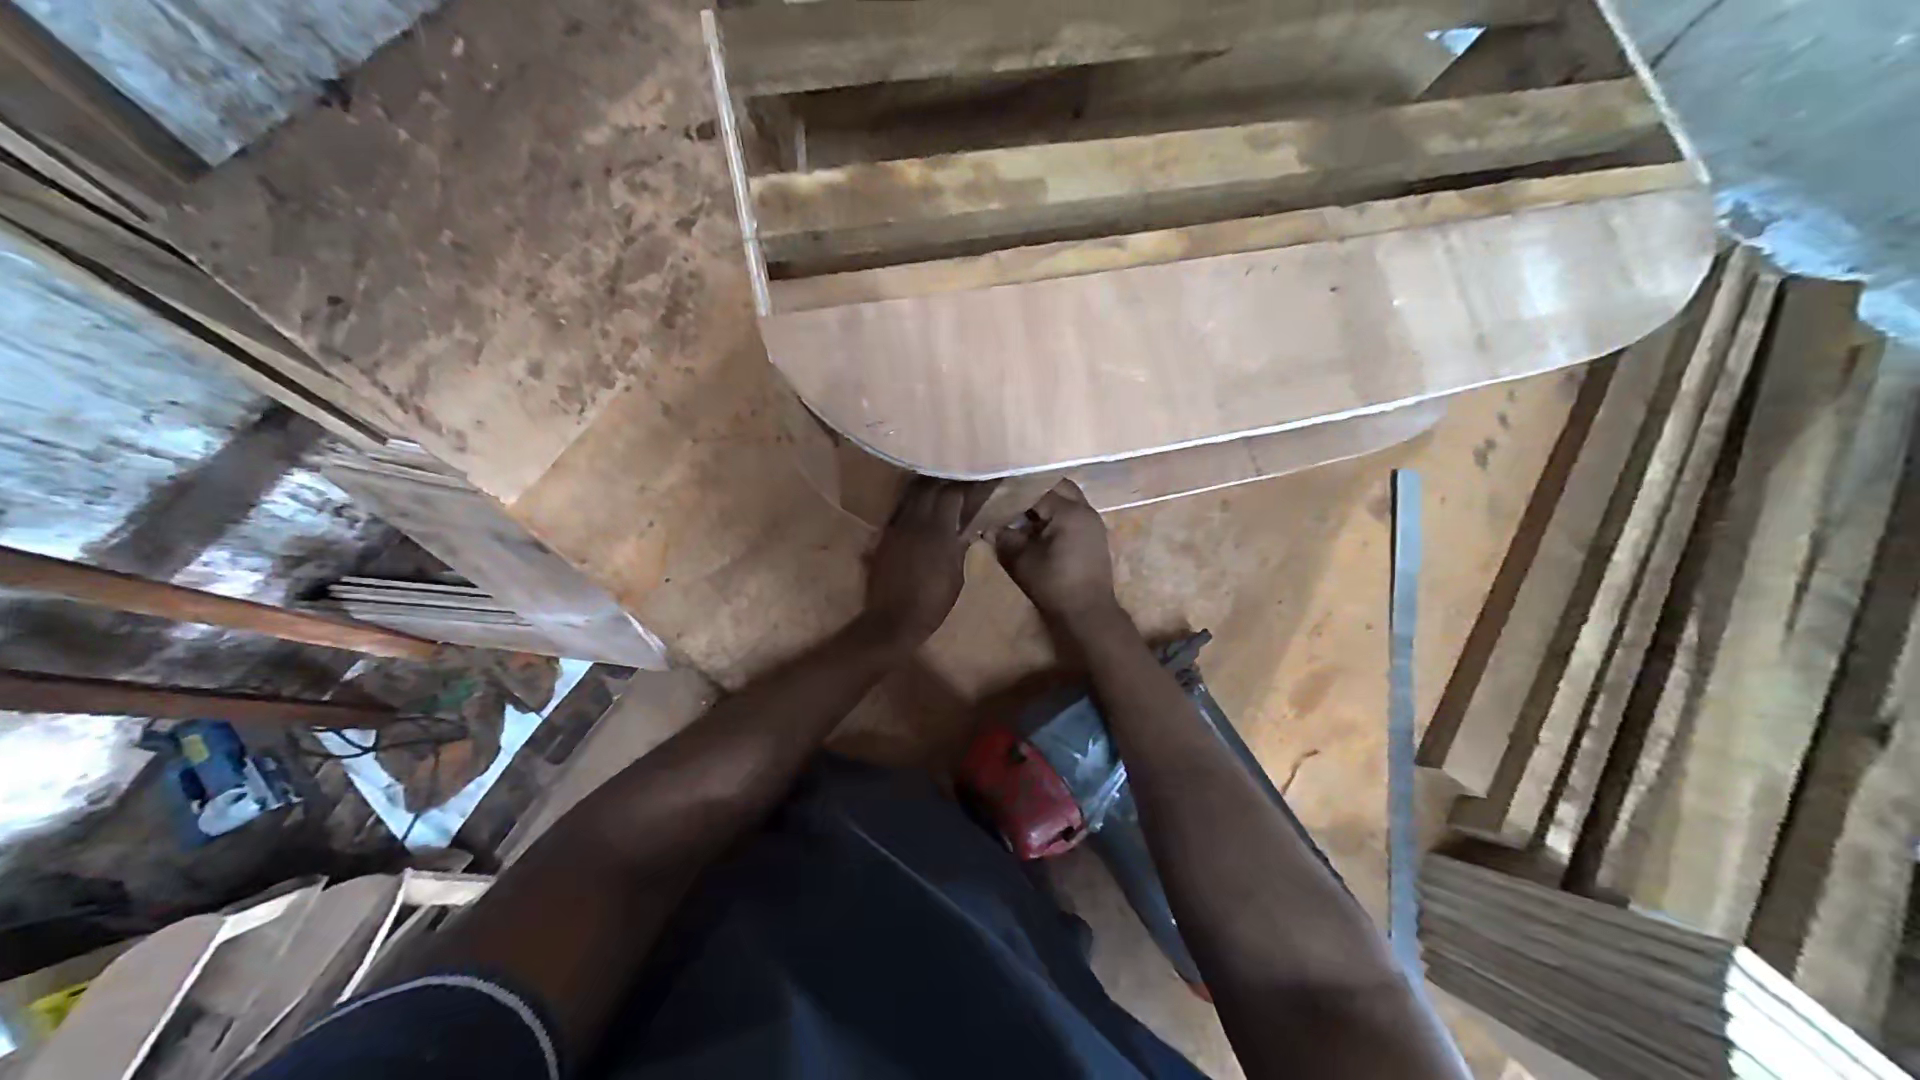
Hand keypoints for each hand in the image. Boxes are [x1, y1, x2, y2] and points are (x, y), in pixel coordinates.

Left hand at [863, 479, 970, 642]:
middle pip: (930, 486)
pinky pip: (901, 511)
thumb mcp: (956, 576)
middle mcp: (915, 521)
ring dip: (927, 487)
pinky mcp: (885, 537)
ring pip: (912, 495)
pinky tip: (921, 507)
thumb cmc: (932, 602)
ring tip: (941, 485)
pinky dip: (913, 503)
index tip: (979, 478)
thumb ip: (960, 548)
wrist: (893, 620)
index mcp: (938, 529)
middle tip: (960, 478)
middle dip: (946, 479)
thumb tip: (965, 530)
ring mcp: (897, 527)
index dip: (967, 484)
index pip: (953, 493)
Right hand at [992, 481, 1121, 628]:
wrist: (1088, 614)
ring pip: (1068, 499)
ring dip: (1047, 503)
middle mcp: (1085, 510)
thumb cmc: (1054, 584)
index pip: (1038, 488)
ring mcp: (1094, 523)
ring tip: (1022, 515)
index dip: (1015, 492)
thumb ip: (1005, 538)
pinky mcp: (1095, 537)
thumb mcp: (1022, 561)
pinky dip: (1056, 515)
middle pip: (1058, 487)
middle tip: (1011, 502)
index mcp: (1069, 511)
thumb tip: (990, 527)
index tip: (997, 497)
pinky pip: (1074, 514)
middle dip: (1034, 491)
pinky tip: (1038, 530)